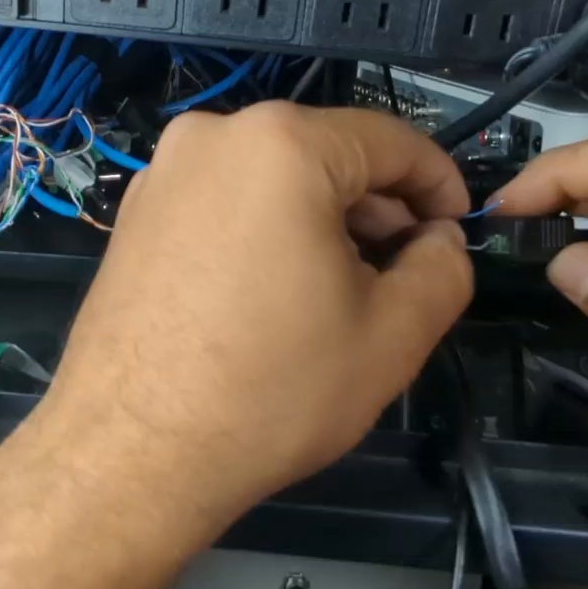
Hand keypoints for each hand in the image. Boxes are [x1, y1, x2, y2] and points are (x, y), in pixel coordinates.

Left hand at [45, 104, 473, 525]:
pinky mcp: (136, 214)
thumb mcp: (391, 336)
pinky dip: (265, 229)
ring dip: (322, 221)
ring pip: (273, 177)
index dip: (439, 183)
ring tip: (341, 290)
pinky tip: (275, 292)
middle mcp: (212, 136)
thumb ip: (444, 269)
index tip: (458, 229)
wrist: (129, 452)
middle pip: (326, 154)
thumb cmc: (270, 390)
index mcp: (280, 143)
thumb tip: (440, 238)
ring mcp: (163, 172)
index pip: (390, 140)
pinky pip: (225, 200)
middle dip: (377, 209)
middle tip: (403, 272)